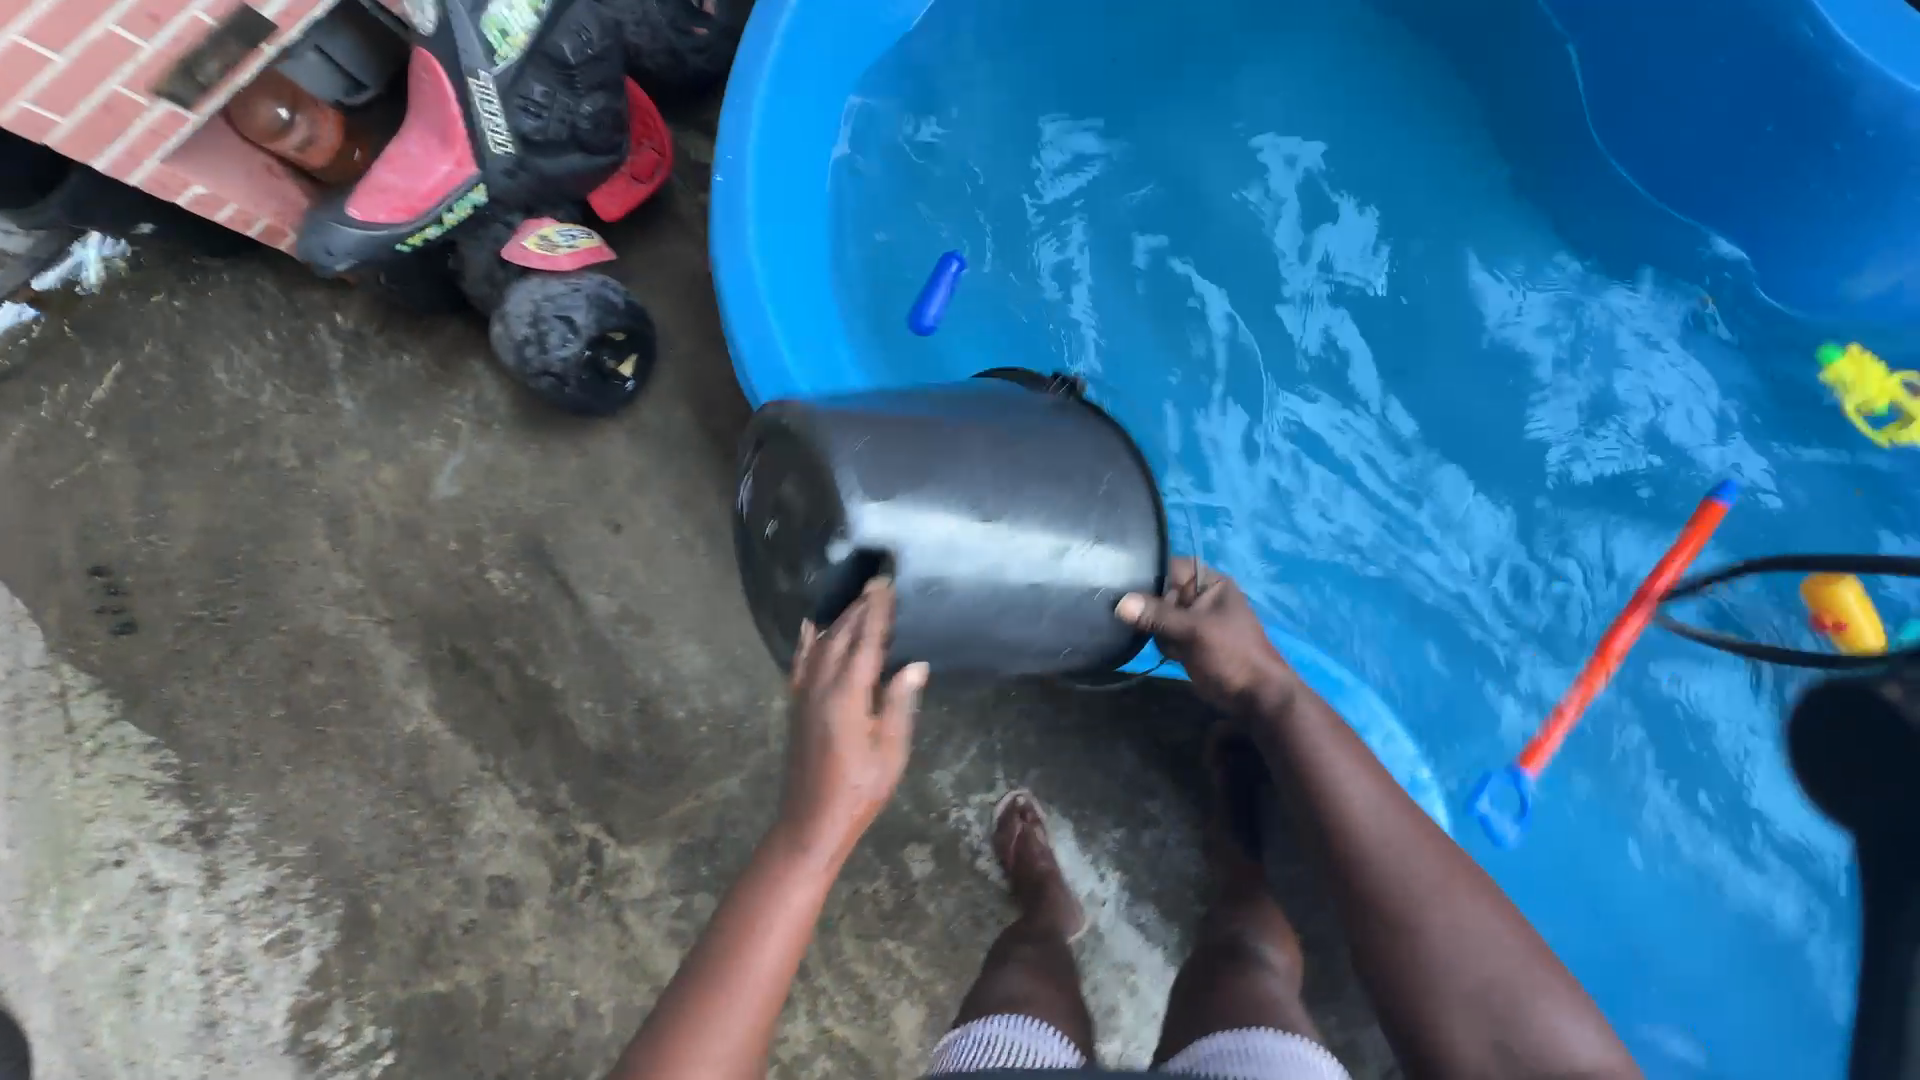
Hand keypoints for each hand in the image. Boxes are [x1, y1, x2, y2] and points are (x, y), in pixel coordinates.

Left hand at [779, 578, 928, 864]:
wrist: (811, 821)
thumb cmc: (859, 790)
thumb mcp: (891, 751)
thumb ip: (900, 704)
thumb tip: (915, 665)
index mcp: (848, 694)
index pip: (865, 641)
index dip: (876, 611)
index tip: (884, 583)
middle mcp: (821, 686)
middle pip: (841, 636)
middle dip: (859, 609)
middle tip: (876, 585)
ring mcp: (804, 694)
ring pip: (820, 645)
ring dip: (839, 621)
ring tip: (857, 603)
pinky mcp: (796, 705)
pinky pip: (800, 663)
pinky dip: (807, 641)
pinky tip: (810, 628)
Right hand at [1115, 558, 1295, 711]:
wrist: (1254, 696)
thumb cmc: (1232, 654)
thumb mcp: (1195, 630)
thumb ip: (1158, 615)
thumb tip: (1120, 603)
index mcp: (1210, 582)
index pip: (1171, 566)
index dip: (1151, 575)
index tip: (1125, 589)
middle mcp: (1200, 596)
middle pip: (1160, 591)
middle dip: (1152, 610)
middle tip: (1152, 626)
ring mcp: (1192, 619)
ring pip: (1157, 615)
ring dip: (1157, 630)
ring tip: (1174, 645)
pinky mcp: (1186, 640)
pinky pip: (1162, 633)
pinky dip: (1163, 643)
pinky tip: (1175, 655)